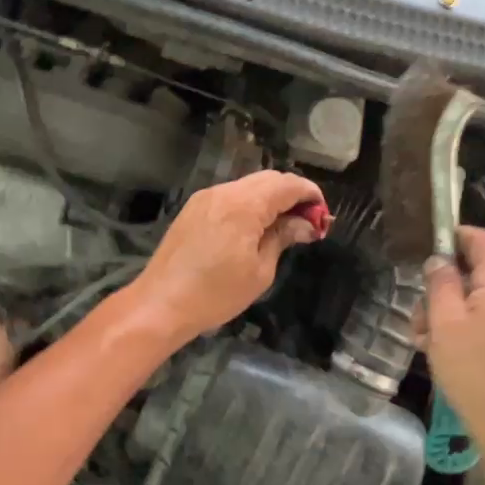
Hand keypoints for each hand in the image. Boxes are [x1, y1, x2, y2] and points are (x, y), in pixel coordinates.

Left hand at [126, 170, 324, 339]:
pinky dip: (250, 205)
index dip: (311, 196)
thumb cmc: (215, 293)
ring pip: (249, 186)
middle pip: (270, 179)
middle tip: (307, 224)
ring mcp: (207, 197)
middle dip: (293, 196)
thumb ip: (283, 238)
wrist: (160, 304)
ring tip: (284, 228)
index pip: (288, 184)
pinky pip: (231, 196)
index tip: (324, 218)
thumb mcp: (260, 270)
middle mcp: (225, 191)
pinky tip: (255, 229)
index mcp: (245, 204)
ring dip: (271, 200)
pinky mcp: (195, 208)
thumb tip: (306, 224)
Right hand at [421, 227, 484, 457]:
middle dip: (442, 287)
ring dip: (445, 313)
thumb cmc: (474, 369)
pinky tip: (440, 354)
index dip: (456, 235)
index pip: (484, 240)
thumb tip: (439, 261)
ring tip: (424, 341)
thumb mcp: (445, 321)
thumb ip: (440, 284)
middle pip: (475, 273)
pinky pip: (483, 323)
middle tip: (419, 314)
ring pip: (474, 301)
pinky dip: (460, 330)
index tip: (428, 246)